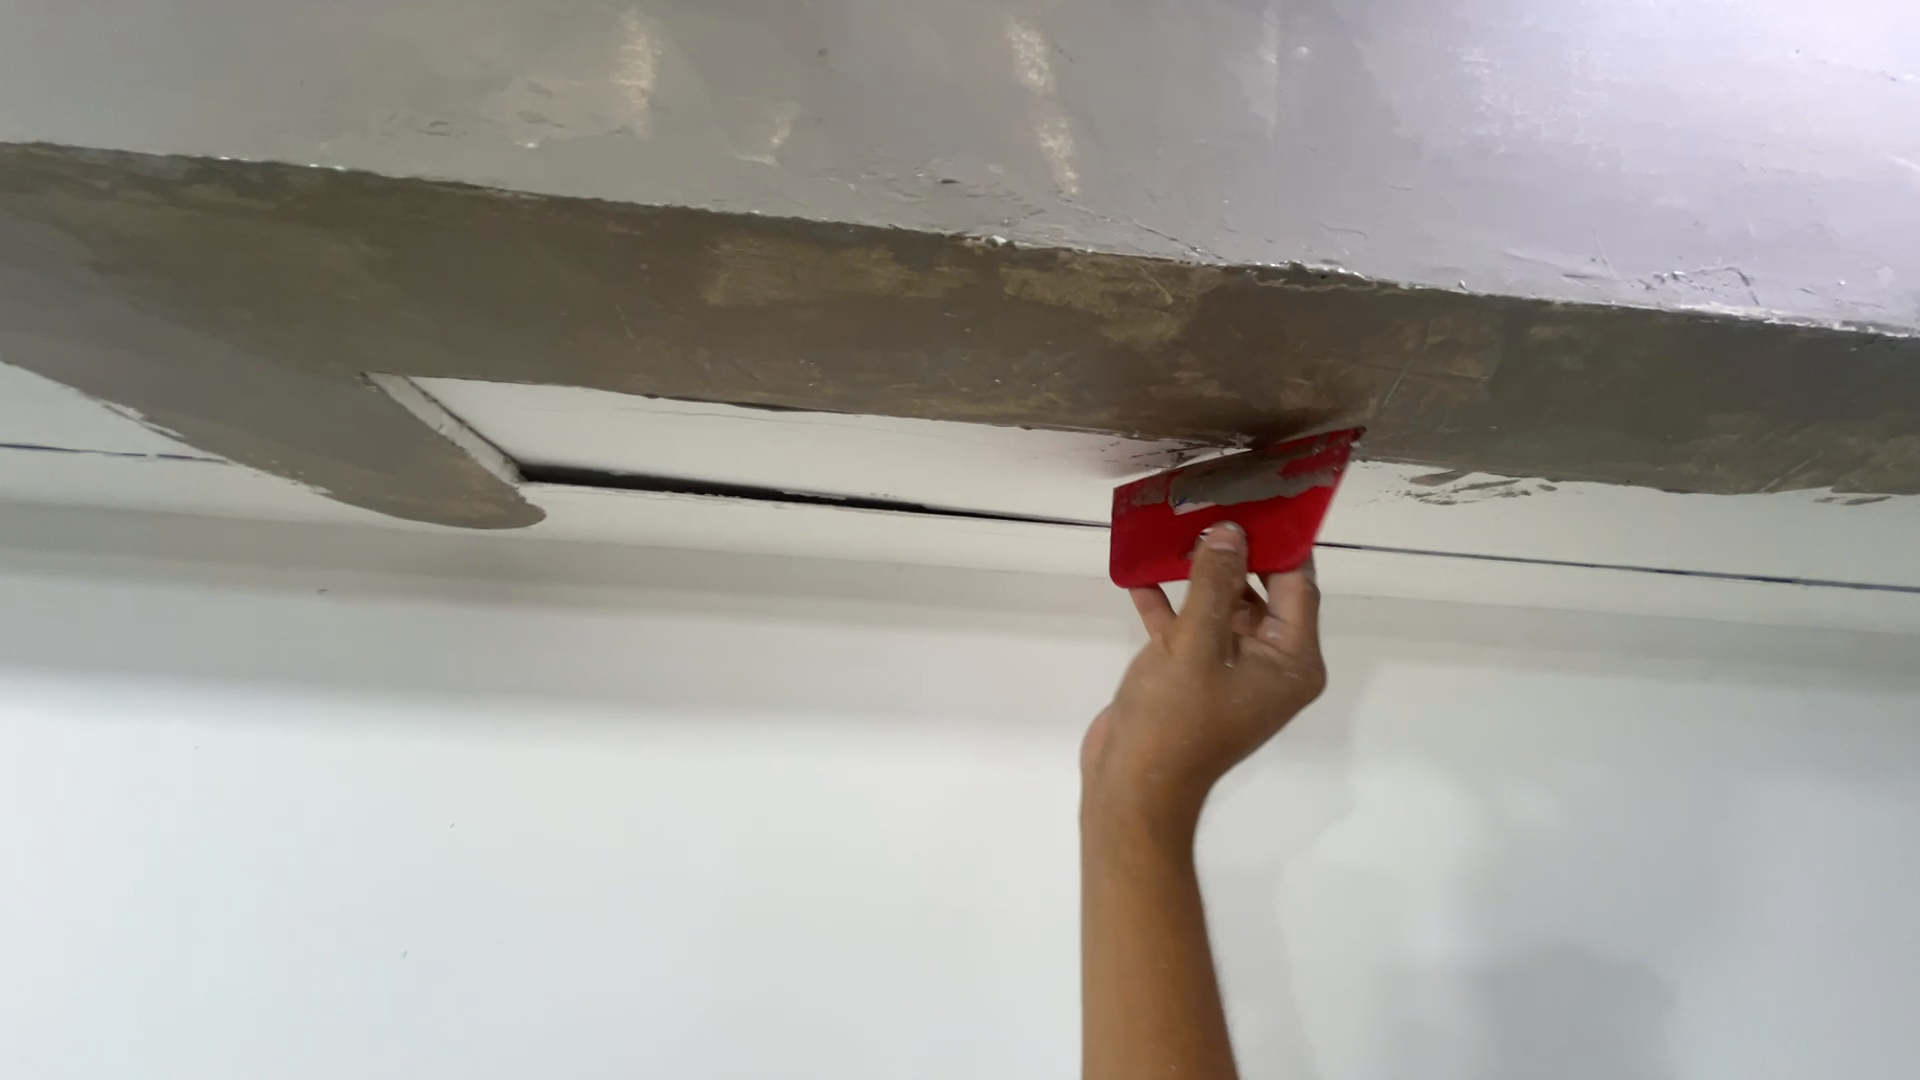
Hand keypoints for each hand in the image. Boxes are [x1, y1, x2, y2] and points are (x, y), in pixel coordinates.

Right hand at [1082, 521, 1325, 831]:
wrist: (1131, 783)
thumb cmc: (1174, 717)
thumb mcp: (1195, 644)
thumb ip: (1213, 583)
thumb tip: (1231, 531)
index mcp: (1290, 660)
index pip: (1297, 585)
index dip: (1278, 541)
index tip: (1256, 499)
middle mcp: (1268, 664)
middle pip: (1258, 592)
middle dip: (1232, 553)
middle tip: (1208, 506)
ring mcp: (1229, 670)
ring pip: (1219, 607)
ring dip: (1195, 575)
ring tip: (1172, 531)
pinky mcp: (1193, 675)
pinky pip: (1188, 628)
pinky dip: (1167, 604)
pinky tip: (1139, 575)